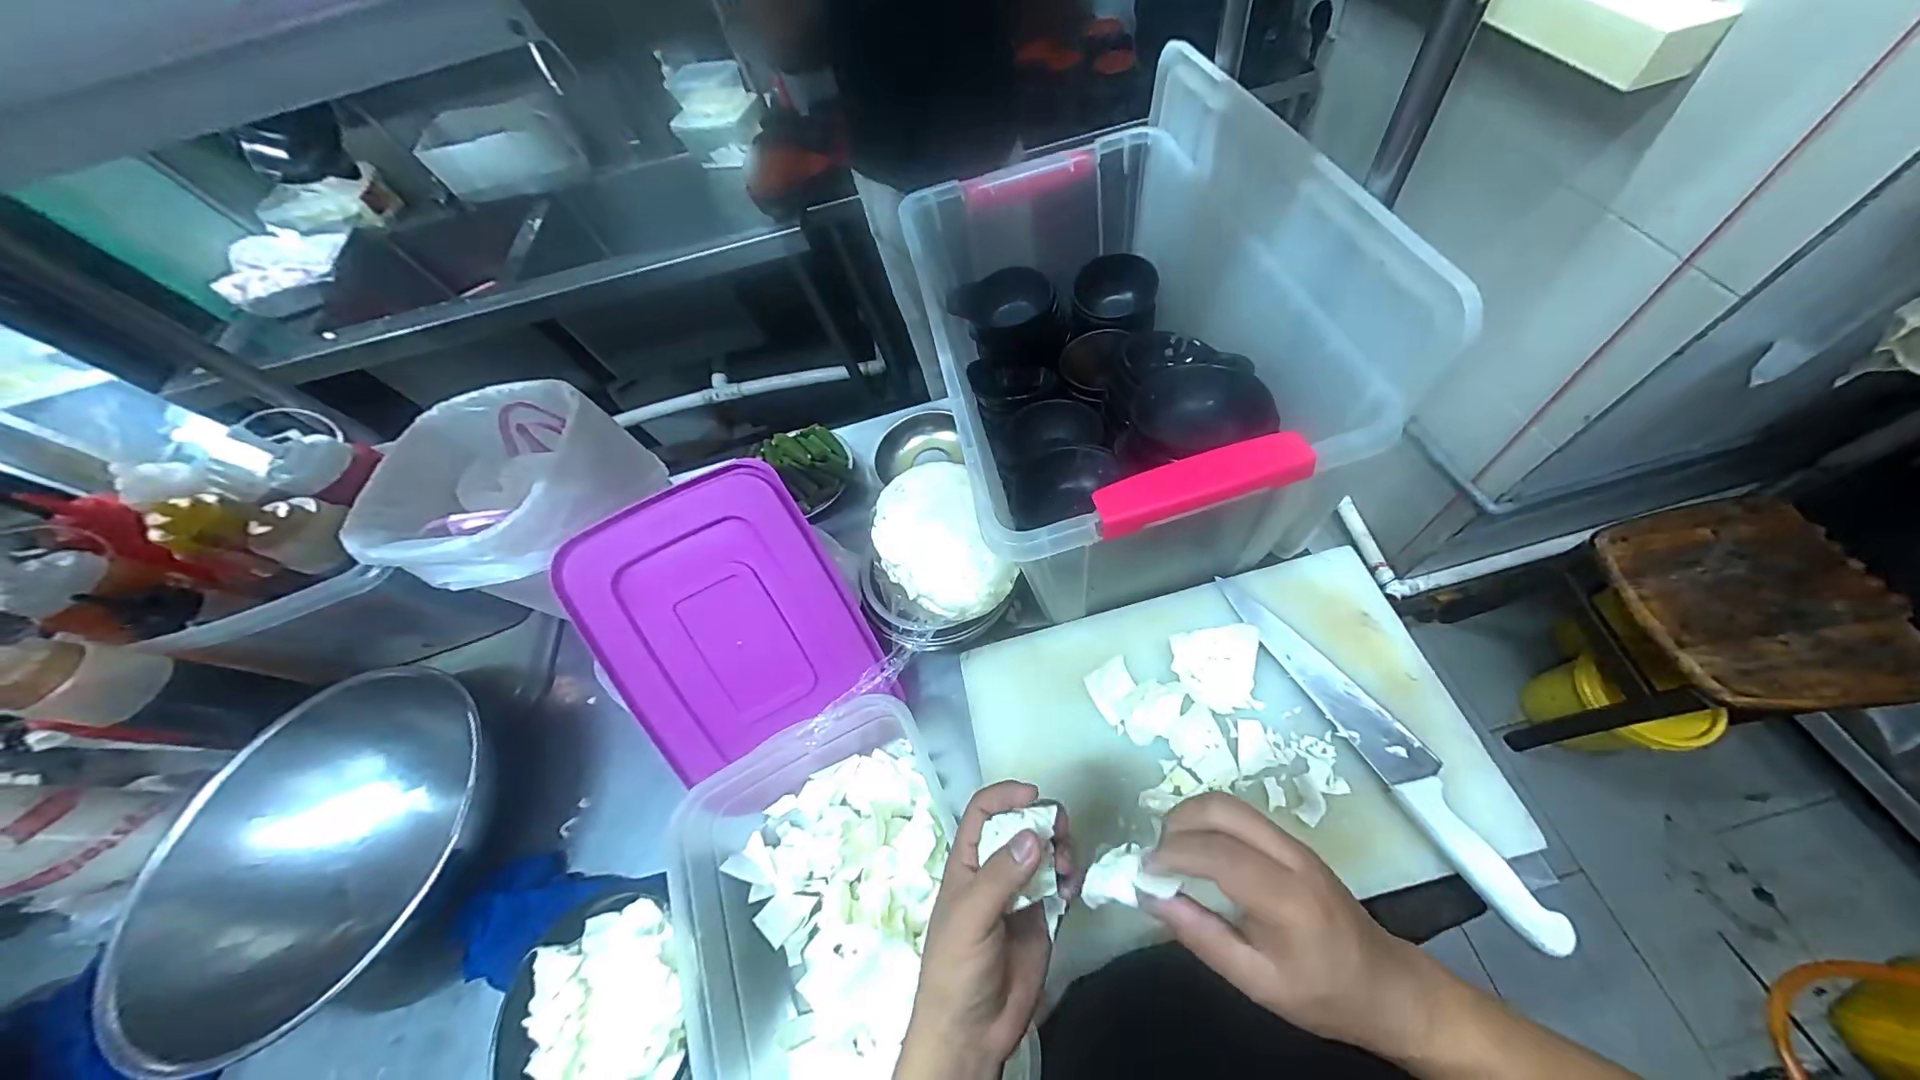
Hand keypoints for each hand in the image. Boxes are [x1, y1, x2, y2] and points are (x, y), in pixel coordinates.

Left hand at [896, 781, 1077, 1079]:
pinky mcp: (1041, 917)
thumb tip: (1033, 834)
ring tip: (1066, 869)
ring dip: (1060, 850)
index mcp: (967, 862)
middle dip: (1043, 821)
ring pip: (1045, 853)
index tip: (1034, 795)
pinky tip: (1069, 891)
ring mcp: (1020, 893)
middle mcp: (995, 870)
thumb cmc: (956, 967)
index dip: (1005, 796)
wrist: (972, 1030)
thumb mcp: (971, 916)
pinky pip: (1059, 885)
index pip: (983, 812)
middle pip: (1021, 827)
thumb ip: (1001, 875)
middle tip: (1062, 833)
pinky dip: (1069, 879)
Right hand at [1142, 792, 1445, 1058]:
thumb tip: (1150, 897)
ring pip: (1229, 803)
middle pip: (1222, 809)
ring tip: (1172, 851)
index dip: (1173, 854)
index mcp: (1286, 898)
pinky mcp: (1291, 841)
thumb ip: (1200, 936)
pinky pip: (1240, 814)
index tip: (1144, 870)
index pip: (1218, 853)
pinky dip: (1208, 821)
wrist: (1388, 986)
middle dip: (1177, 822)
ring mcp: (1294, 843)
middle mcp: (1291, 856)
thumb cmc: (1322, 994)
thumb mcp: (1256, 981)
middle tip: (1156, 856)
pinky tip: (1197, 849)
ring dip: (1190, 817)